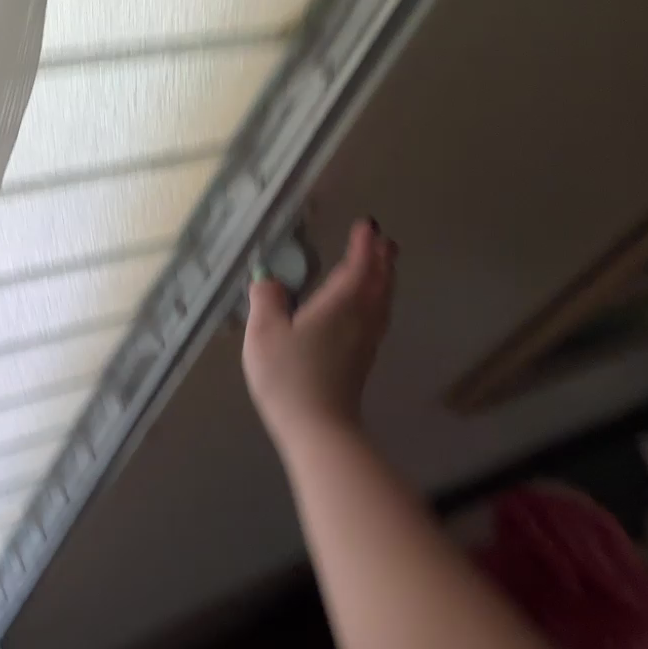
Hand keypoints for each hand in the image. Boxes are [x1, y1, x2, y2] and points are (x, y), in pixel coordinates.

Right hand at [242, 218, 396, 437]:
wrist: (316, 423)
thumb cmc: (287, 374)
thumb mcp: (263, 333)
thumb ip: (266, 301)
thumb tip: (268, 279)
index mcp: (339, 306)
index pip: (357, 268)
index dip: (363, 246)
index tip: (367, 225)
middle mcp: (361, 318)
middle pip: (378, 283)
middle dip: (381, 260)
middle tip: (383, 241)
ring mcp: (366, 340)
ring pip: (383, 301)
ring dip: (384, 279)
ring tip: (383, 266)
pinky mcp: (363, 358)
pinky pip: (378, 316)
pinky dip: (378, 300)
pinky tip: (369, 306)